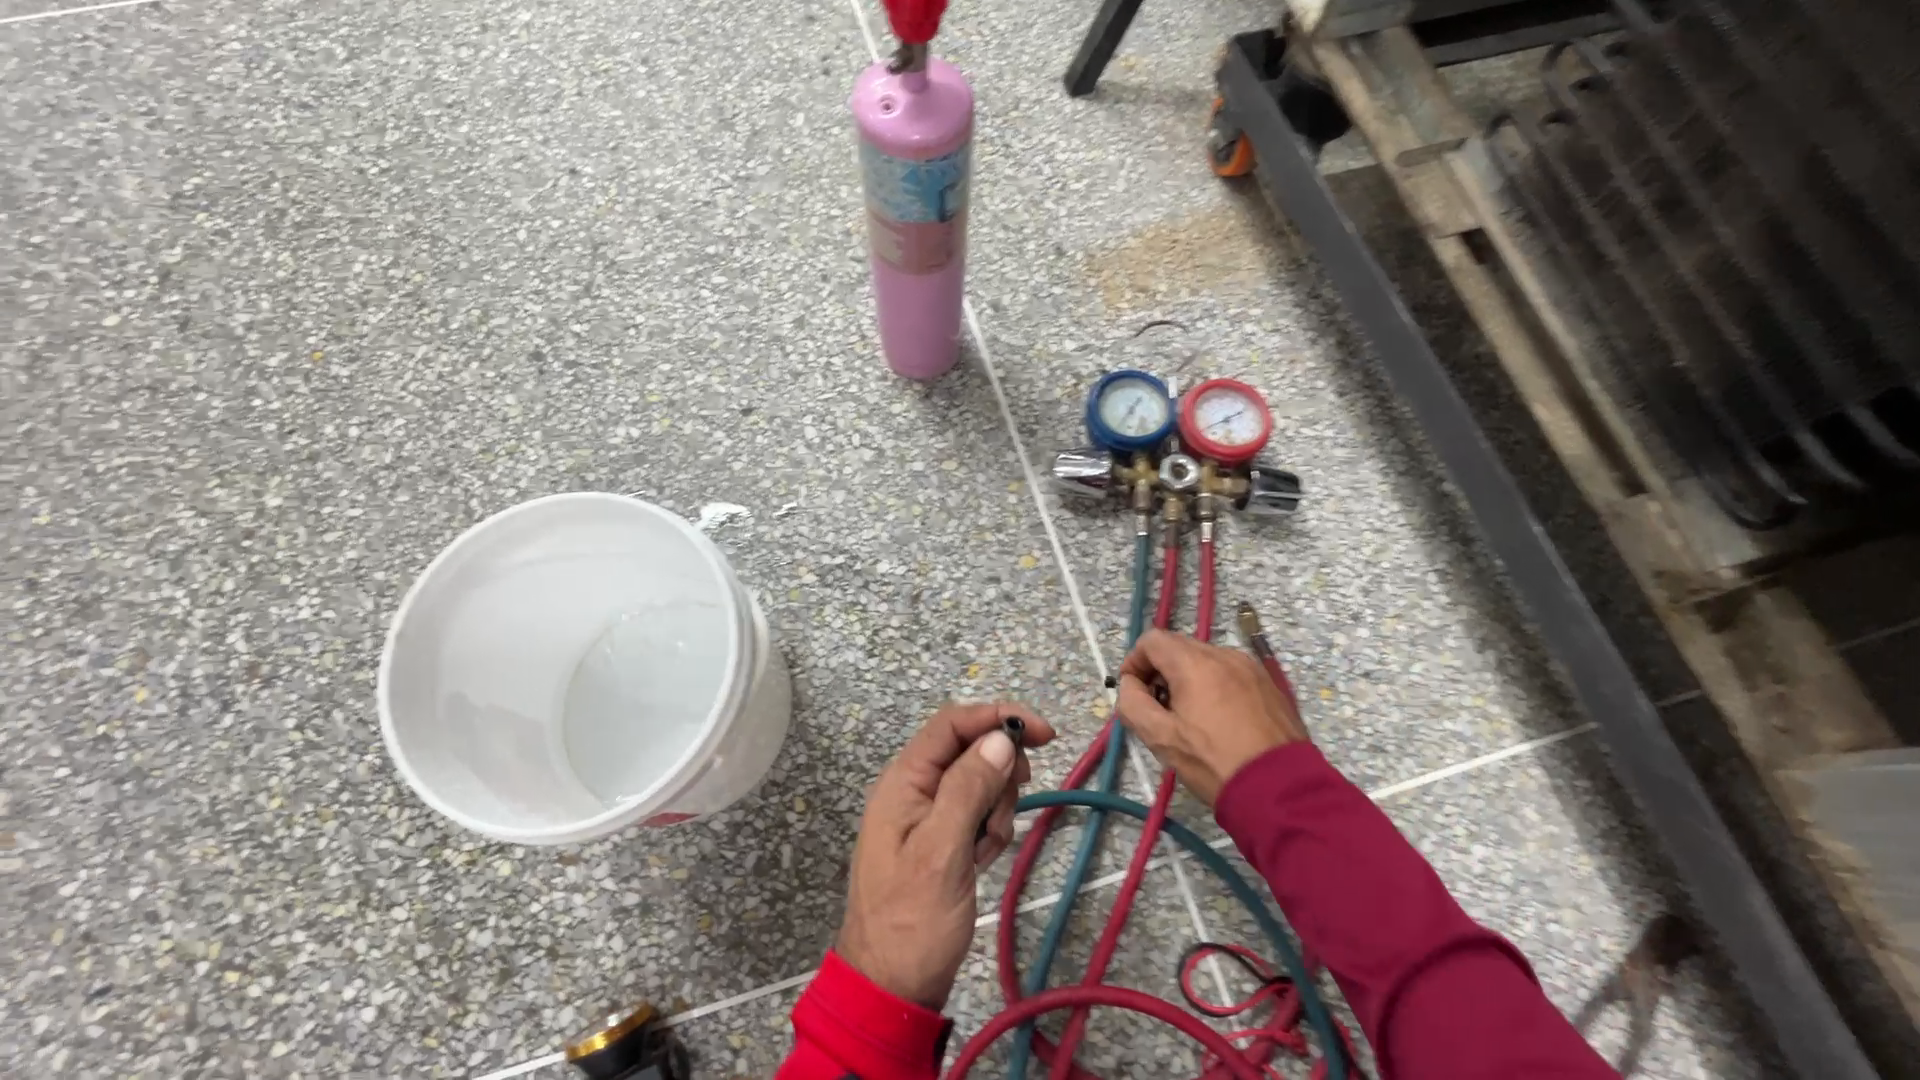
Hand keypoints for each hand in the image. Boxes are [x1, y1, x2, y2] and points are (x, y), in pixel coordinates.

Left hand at [835, 702, 1054, 1008]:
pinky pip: (976, 816)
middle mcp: (913, 789)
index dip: (998, 717)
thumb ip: (968, 788)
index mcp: (904, 780)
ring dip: (995, 810)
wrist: (892, 988)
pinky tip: (981, 862)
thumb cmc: (912, 921)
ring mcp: (927, 815)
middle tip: (1000, 818)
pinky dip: (988, 832)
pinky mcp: (941, 840)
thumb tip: (1000, 736)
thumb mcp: (942, 851)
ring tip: (984, 851)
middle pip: (970, 750)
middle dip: (999, 776)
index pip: (952, 723)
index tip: (1045, 734)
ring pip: (979, 783)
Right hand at [1116, 629, 1308, 804]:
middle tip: (1159, 708)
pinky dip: (1214, 685)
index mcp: (1195, 663)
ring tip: (1190, 717)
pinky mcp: (1269, 683)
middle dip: (1160, 671)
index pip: (1151, 640)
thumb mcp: (1161, 738)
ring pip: (1205, 660)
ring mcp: (1251, 667)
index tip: (1133, 692)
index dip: (1133, 662)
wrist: (1281, 789)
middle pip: (1178, 647)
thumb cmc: (1214, 762)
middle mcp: (1224, 654)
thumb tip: (1130, 685)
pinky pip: (1230, 673)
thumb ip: (1132, 703)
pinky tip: (1218, 719)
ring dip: (1187, 678)